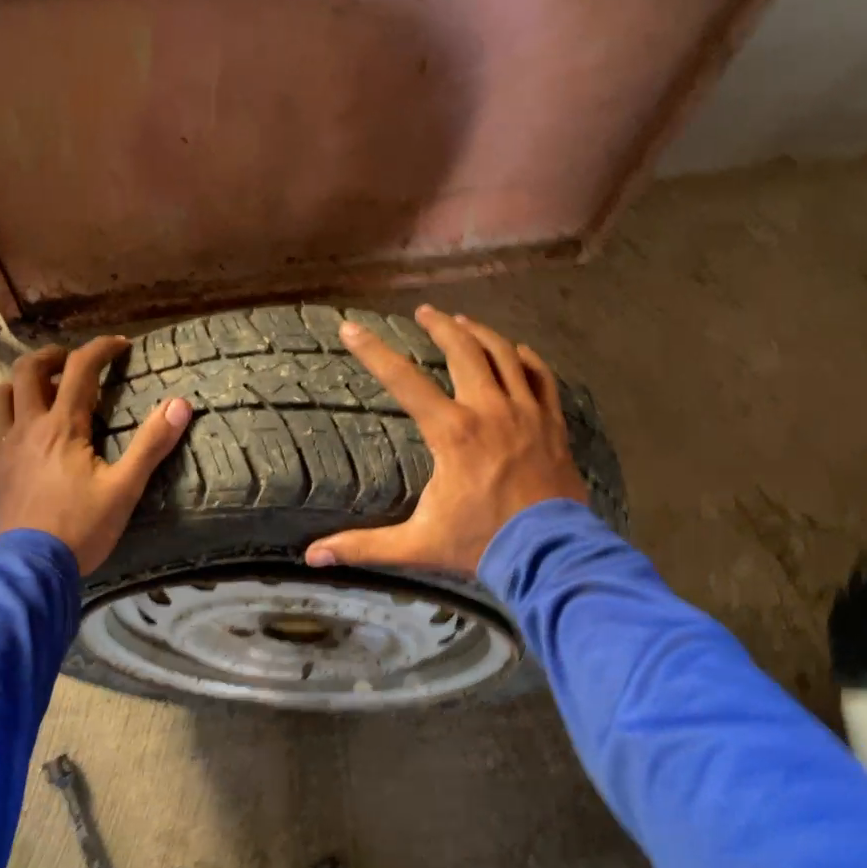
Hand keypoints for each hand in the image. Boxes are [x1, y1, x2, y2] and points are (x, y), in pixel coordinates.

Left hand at [0, 337, 191, 574]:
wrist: (27, 568)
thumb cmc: (80, 528)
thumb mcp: (125, 488)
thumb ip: (151, 444)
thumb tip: (180, 404)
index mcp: (62, 426)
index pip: (80, 369)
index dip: (100, 349)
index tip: (120, 345)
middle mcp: (26, 427)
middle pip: (28, 372)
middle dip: (50, 357)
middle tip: (69, 363)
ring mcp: (0, 451)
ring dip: (17, 387)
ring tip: (36, 395)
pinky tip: (10, 444)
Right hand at [306, 306, 588, 574]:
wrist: (550, 554)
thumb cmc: (480, 545)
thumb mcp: (416, 545)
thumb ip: (364, 546)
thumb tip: (313, 555)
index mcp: (453, 433)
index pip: (405, 381)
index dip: (374, 352)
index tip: (352, 329)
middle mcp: (490, 410)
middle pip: (463, 350)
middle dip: (439, 325)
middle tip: (424, 312)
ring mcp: (527, 413)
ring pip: (504, 355)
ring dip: (480, 334)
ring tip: (463, 321)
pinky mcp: (553, 424)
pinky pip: (542, 377)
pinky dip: (527, 358)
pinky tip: (516, 350)